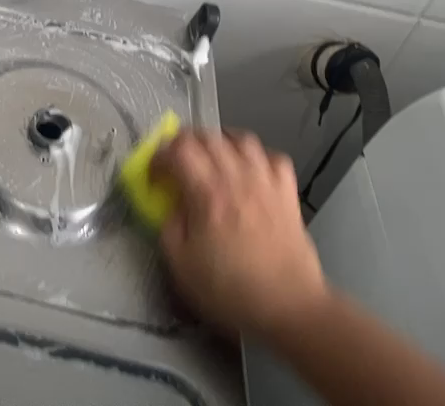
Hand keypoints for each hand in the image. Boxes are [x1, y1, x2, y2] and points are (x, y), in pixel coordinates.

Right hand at [151, 128, 330, 339]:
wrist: (290, 307)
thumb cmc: (232, 290)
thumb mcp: (182, 266)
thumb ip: (169, 227)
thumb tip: (173, 205)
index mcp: (208, 193)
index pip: (178, 149)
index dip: (160, 156)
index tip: (155, 176)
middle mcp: (237, 177)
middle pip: (207, 136)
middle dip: (185, 143)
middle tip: (177, 164)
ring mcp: (266, 181)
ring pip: (241, 138)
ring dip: (221, 142)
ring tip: (212, 159)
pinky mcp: (288, 192)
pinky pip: (273, 157)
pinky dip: (258, 157)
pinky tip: (250, 171)